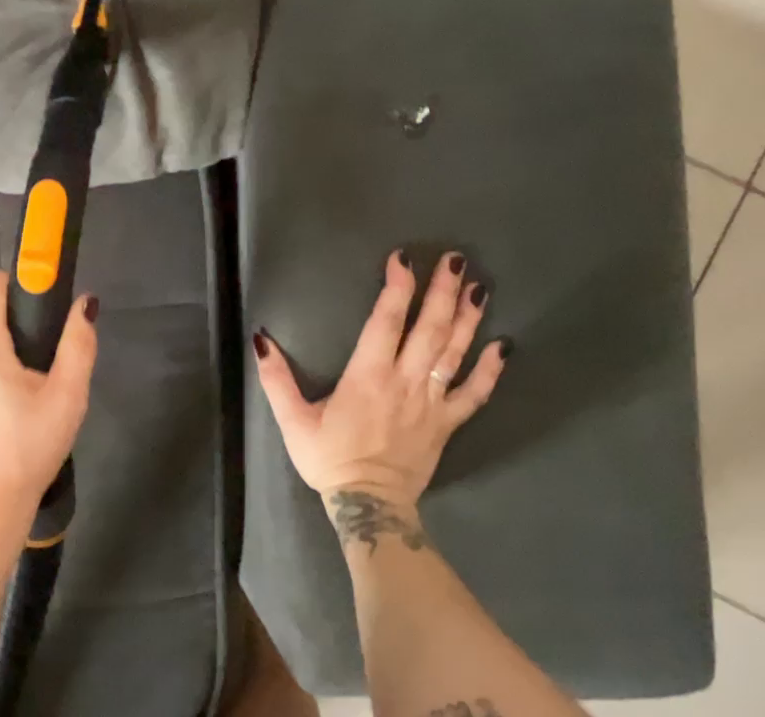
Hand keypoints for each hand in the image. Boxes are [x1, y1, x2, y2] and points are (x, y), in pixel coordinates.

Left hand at [0, 270, 98, 521]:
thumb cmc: (26, 447)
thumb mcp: (67, 396)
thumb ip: (78, 344)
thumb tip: (85, 303)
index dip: (23, 283)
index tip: (49, 301)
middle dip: (28, 330)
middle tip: (53, 369)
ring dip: (18, 357)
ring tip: (41, 397)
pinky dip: (4, 375)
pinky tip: (22, 410)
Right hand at [254, 250, 505, 511]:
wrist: (369, 504)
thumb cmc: (328, 458)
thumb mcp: (292, 419)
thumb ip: (276, 378)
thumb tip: (262, 339)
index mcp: (368, 376)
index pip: (386, 320)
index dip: (396, 287)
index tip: (402, 259)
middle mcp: (406, 382)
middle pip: (429, 329)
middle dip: (443, 291)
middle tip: (456, 259)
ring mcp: (432, 402)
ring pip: (455, 353)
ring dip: (467, 318)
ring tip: (478, 288)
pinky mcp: (447, 423)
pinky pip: (475, 393)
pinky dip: (490, 368)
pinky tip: (502, 345)